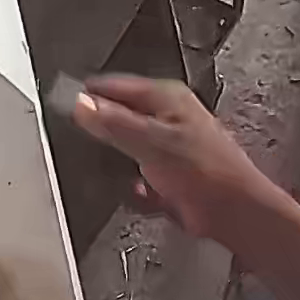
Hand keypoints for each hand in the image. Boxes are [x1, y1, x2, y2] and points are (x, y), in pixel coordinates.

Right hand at [70, 74, 285, 245]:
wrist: (232, 212)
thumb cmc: (206, 171)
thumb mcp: (150, 141)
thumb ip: (112, 123)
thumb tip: (80, 104)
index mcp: (165, 97)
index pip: (113, 86)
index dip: (88, 97)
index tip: (67, 111)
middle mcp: (167, 118)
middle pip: (118, 119)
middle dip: (105, 138)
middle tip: (95, 151)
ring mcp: (168, 147)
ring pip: (126, 152)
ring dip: (122, 168)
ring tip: (128, 178)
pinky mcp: (169, 175)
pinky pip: (138, 178)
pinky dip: (137, 189)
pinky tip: (143, 194)